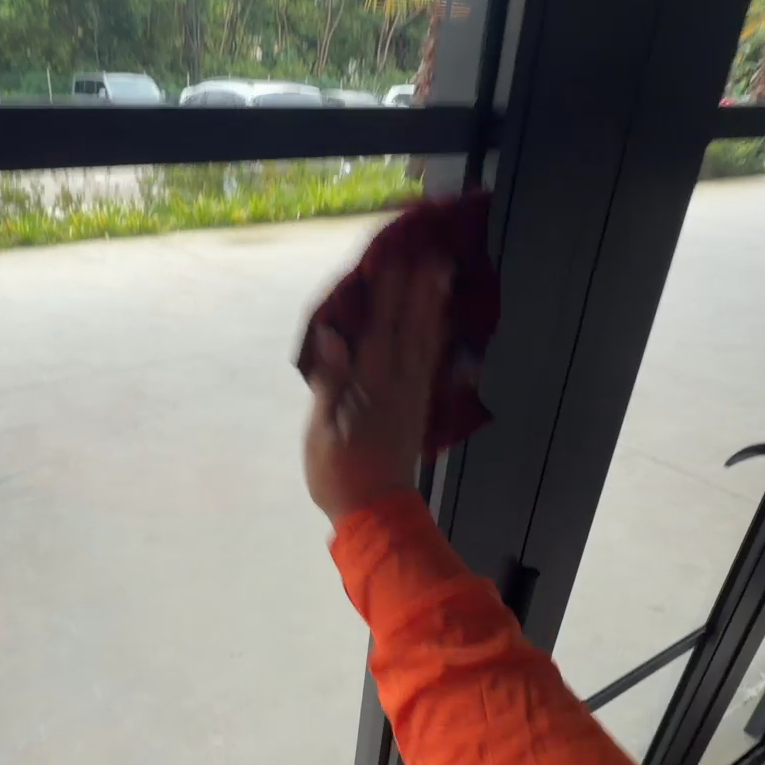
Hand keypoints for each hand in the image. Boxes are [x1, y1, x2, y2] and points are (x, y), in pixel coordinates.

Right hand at [303, 260, 451, 522]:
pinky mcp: (418, 410)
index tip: (394, 258)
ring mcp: (411, 397)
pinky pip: (431, 366)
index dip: (386, 293)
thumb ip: (329, 382)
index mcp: (368, 387)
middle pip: (409, 329)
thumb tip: (332, 338)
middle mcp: (396, 385)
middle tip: (432, 253)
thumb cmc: (337, 473)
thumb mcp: (321, 431)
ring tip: (442, 277)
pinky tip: (439, 326)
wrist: (374, 511)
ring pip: (425, 344)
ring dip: (433, 308)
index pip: (378, 330)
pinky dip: (436, 340)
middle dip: (418, 291)